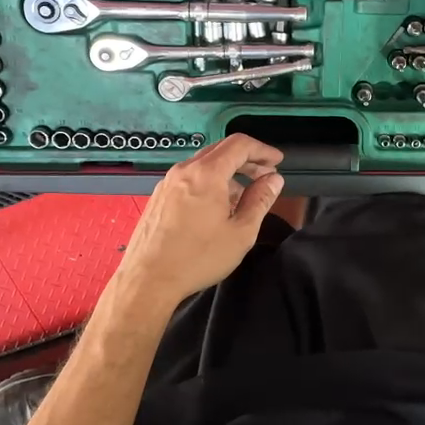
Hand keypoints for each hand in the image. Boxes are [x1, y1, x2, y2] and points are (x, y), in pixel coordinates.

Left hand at [112, 134, 285, 306]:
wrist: (148, 280)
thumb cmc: (198, 258)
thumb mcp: (241, 232)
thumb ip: (260, 200)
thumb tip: (273, 180)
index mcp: (206, 174)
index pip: (239, 145)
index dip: (263, 149)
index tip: (277, 161)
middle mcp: (184, 171)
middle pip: (221, 149)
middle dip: (247, 159)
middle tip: (266, 176)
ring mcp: (167, 183)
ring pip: (204, 164)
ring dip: (228, 172)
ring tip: (243, 196)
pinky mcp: (159, 197)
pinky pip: (190, 178)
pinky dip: (209, 182)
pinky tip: (216, 207)